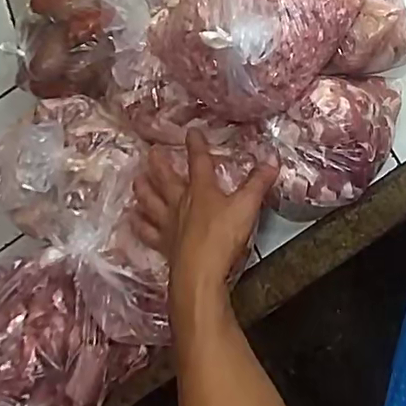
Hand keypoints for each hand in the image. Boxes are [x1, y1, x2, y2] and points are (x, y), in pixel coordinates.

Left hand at [132, 130, 275, 319]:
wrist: (199, 274)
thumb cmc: (223, 237)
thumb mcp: (247, 206)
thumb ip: (258, 182)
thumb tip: (273, 158)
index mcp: (201, 190)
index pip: (198, 161)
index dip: (196, 145)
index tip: (191, 131)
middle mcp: (180, 203)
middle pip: (166, 179)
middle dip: (160, 164)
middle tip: (151, 151)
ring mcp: (169, 225)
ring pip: (151, 202)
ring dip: (144, 190)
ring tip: (136, 180)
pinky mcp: (164, 246)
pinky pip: (147, 232)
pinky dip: (139, 225)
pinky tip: (132, 220)